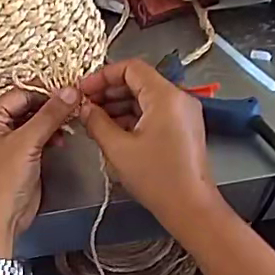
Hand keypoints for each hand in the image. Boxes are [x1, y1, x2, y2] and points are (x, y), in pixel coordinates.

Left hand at [0, 86, 79, 255]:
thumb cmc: (0, 183)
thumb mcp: (27, 143)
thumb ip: (50, 115)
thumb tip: (69, 92)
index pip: (22, 93)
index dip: (47, 92)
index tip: (71, 93)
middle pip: (29, 106)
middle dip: (52, 109)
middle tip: (75, 108)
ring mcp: (9, 144)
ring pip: (36, 123)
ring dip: (53, 124)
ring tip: (70, 126)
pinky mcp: (22, 159)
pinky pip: (39, 140)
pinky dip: (51, 138)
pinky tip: (62, 141)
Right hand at [77, 59, 223, 229]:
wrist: (190, 206)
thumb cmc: (158, 178)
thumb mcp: (118, 148)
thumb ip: (96, 122)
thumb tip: (84, 109)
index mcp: (165, 96)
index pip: (131, 68)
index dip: (103, 76)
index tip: (84, 89)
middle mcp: (178, 99)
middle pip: (138, 81)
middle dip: (109, 92)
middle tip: (85, 105)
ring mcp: (183, 114)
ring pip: (145, 98)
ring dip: (119, 105)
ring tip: (95, 120)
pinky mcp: (183, 129)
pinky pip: (154, 112)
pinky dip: (133, 117)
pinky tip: (113, 131)